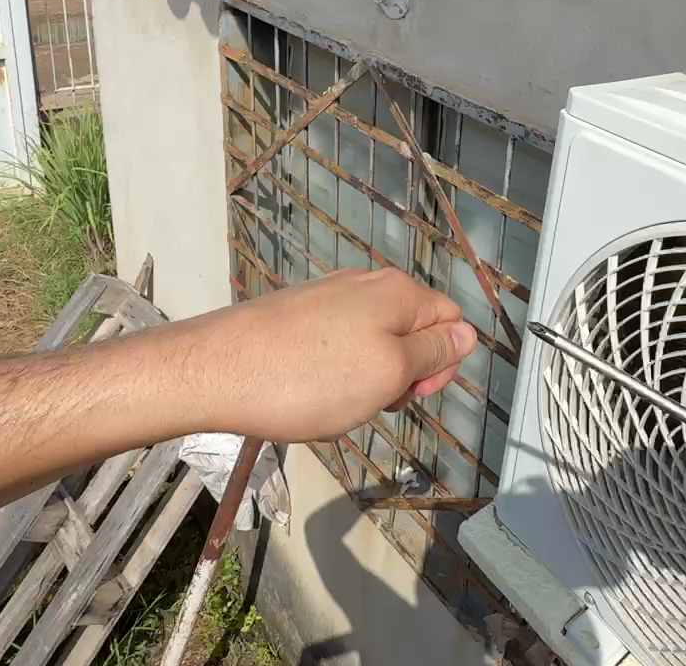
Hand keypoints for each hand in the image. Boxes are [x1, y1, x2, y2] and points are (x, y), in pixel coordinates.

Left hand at [167, 268, 476, 441]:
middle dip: (401, 374)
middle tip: (370, 402)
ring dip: (367, 378)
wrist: (216, 370)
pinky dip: (335, 372)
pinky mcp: (300, 312)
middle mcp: (369, 284)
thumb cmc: (311, 378)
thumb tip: (468, 334)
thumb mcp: (389, 373)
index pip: (452, 322)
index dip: (441, 364)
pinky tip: (309, 393)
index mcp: (399, 292)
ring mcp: (331, 295)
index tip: (409, 394)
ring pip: (375, 342)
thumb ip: (434, 352)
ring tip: (335, 402)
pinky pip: (339, 344)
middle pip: (413, 332)